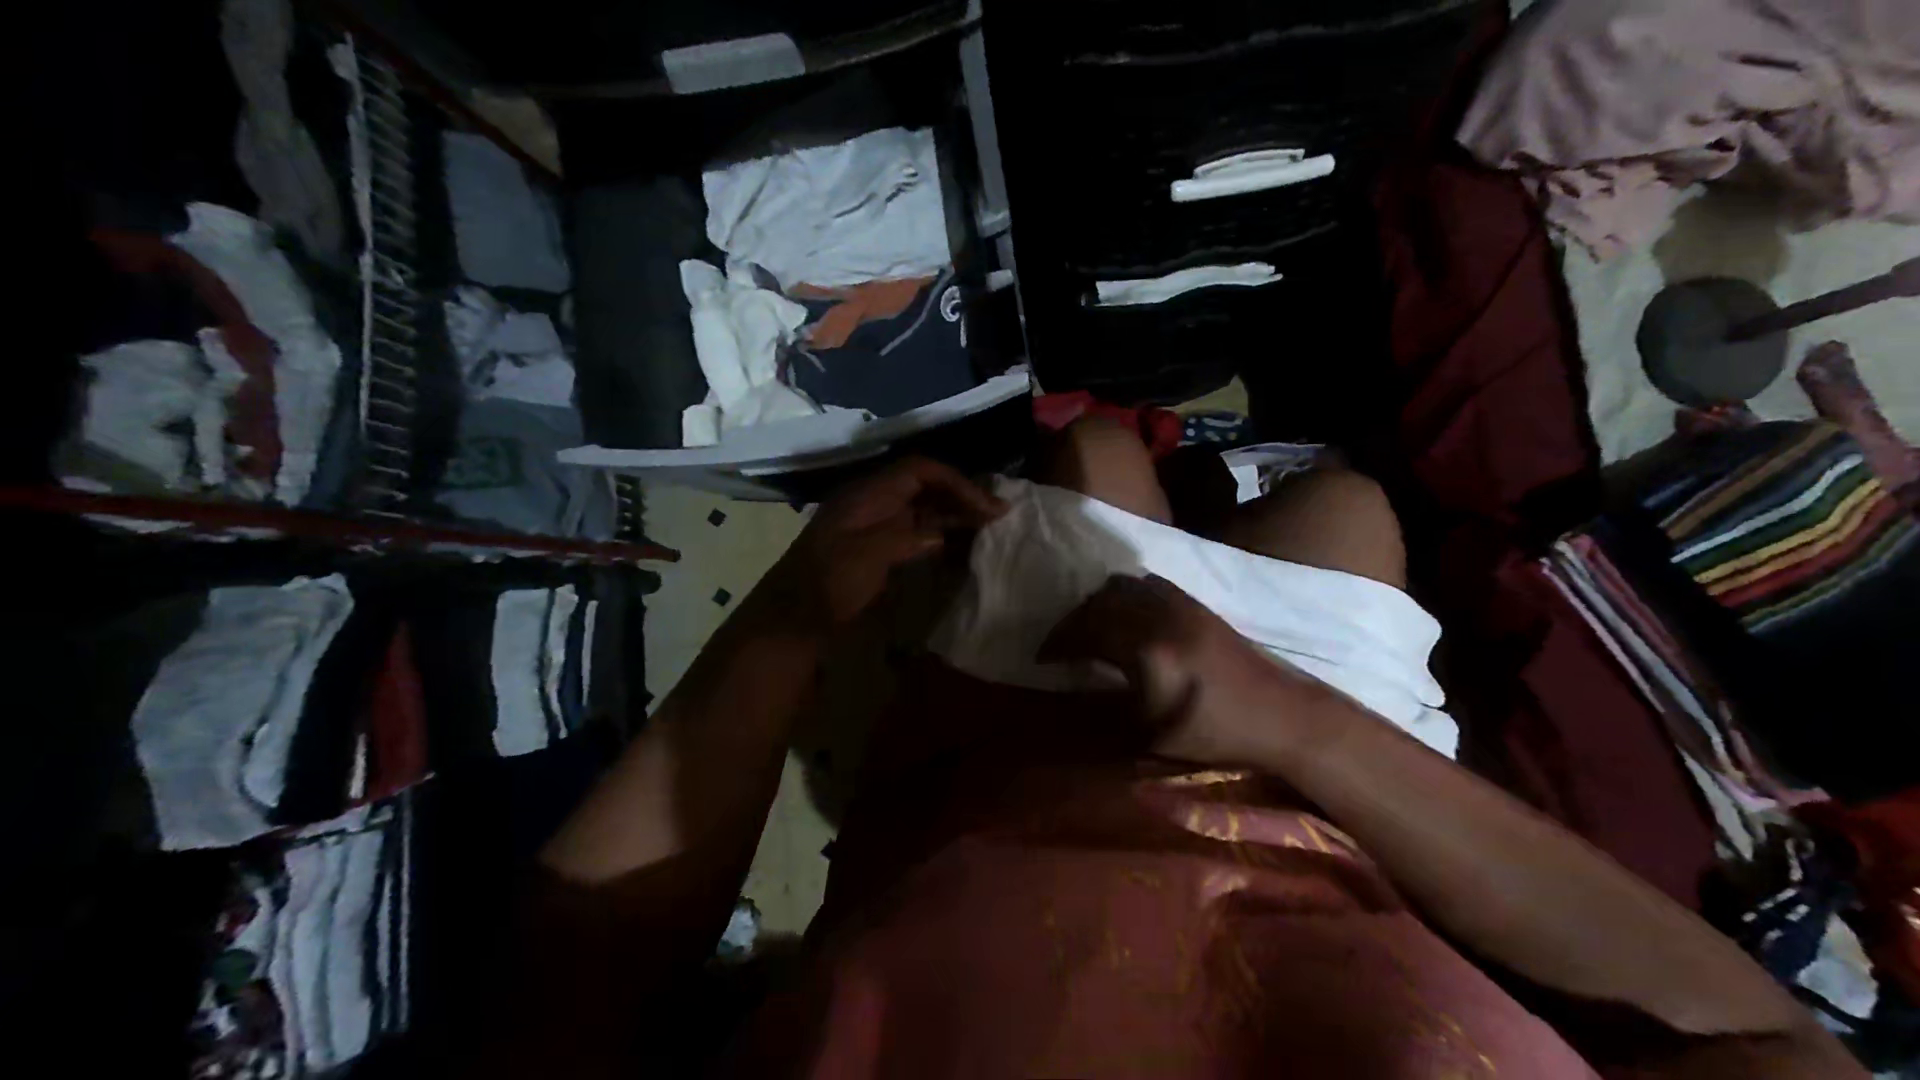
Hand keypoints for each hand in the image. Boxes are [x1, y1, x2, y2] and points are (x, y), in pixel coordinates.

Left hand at [762, 457, 1006, 631]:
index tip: (986, 505)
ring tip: (987, 526)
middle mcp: (873, 504)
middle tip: (997, 514)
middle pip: (924, 486)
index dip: (956, 481)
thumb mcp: (866, 556)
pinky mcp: (878, 551)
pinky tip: (959, 546)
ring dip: (954, 514)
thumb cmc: (827, 585)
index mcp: (867, 495)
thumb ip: (907, 536)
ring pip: (922, 509)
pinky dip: (940, 534)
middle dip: (960, 495)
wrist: (792, 622)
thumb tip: (940, 532)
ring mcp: (875, 528)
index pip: (920, 470)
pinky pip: (916, 532)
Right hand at [1039, 574, 1333, 766]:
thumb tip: (1064, 695)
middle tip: (1061, 644)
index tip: (1042, 658)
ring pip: (1123, 585)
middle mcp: (1161, 618)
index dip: (1057, 642)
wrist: (1281, 718)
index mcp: (1148, 652)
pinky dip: (1126, 594)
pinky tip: (1127, 617)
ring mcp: (1181, 606)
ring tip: (1090, 628)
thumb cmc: (1213, 736)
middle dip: (1072, 621)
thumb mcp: (1149, 736)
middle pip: (1099, 602)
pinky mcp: (1197, 605)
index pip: (1086, 631)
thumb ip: (1102, 710)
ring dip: (1098, 603)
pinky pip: (1149, 583)